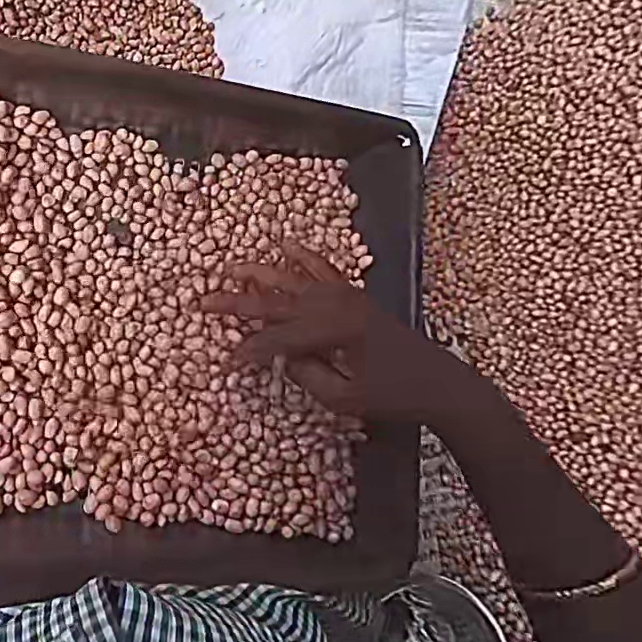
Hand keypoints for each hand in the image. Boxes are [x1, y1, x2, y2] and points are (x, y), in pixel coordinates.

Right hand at [201, 242, 499, 425]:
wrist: (438, 381)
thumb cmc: (392, 395)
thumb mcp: (342, 398)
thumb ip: (305, 374)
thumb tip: (281, 354)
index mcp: (332, 331)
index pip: (276, 340)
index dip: (248, 352)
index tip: (227, 364)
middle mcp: (334, 305)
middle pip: (274, 303)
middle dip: (235, 304)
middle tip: (203, 301)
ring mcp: (344, 295)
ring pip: (291, 280)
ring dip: (259, 273)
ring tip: (230, 268)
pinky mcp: (351, 294)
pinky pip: (321, 269)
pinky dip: (301, 256)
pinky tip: (284, 244)